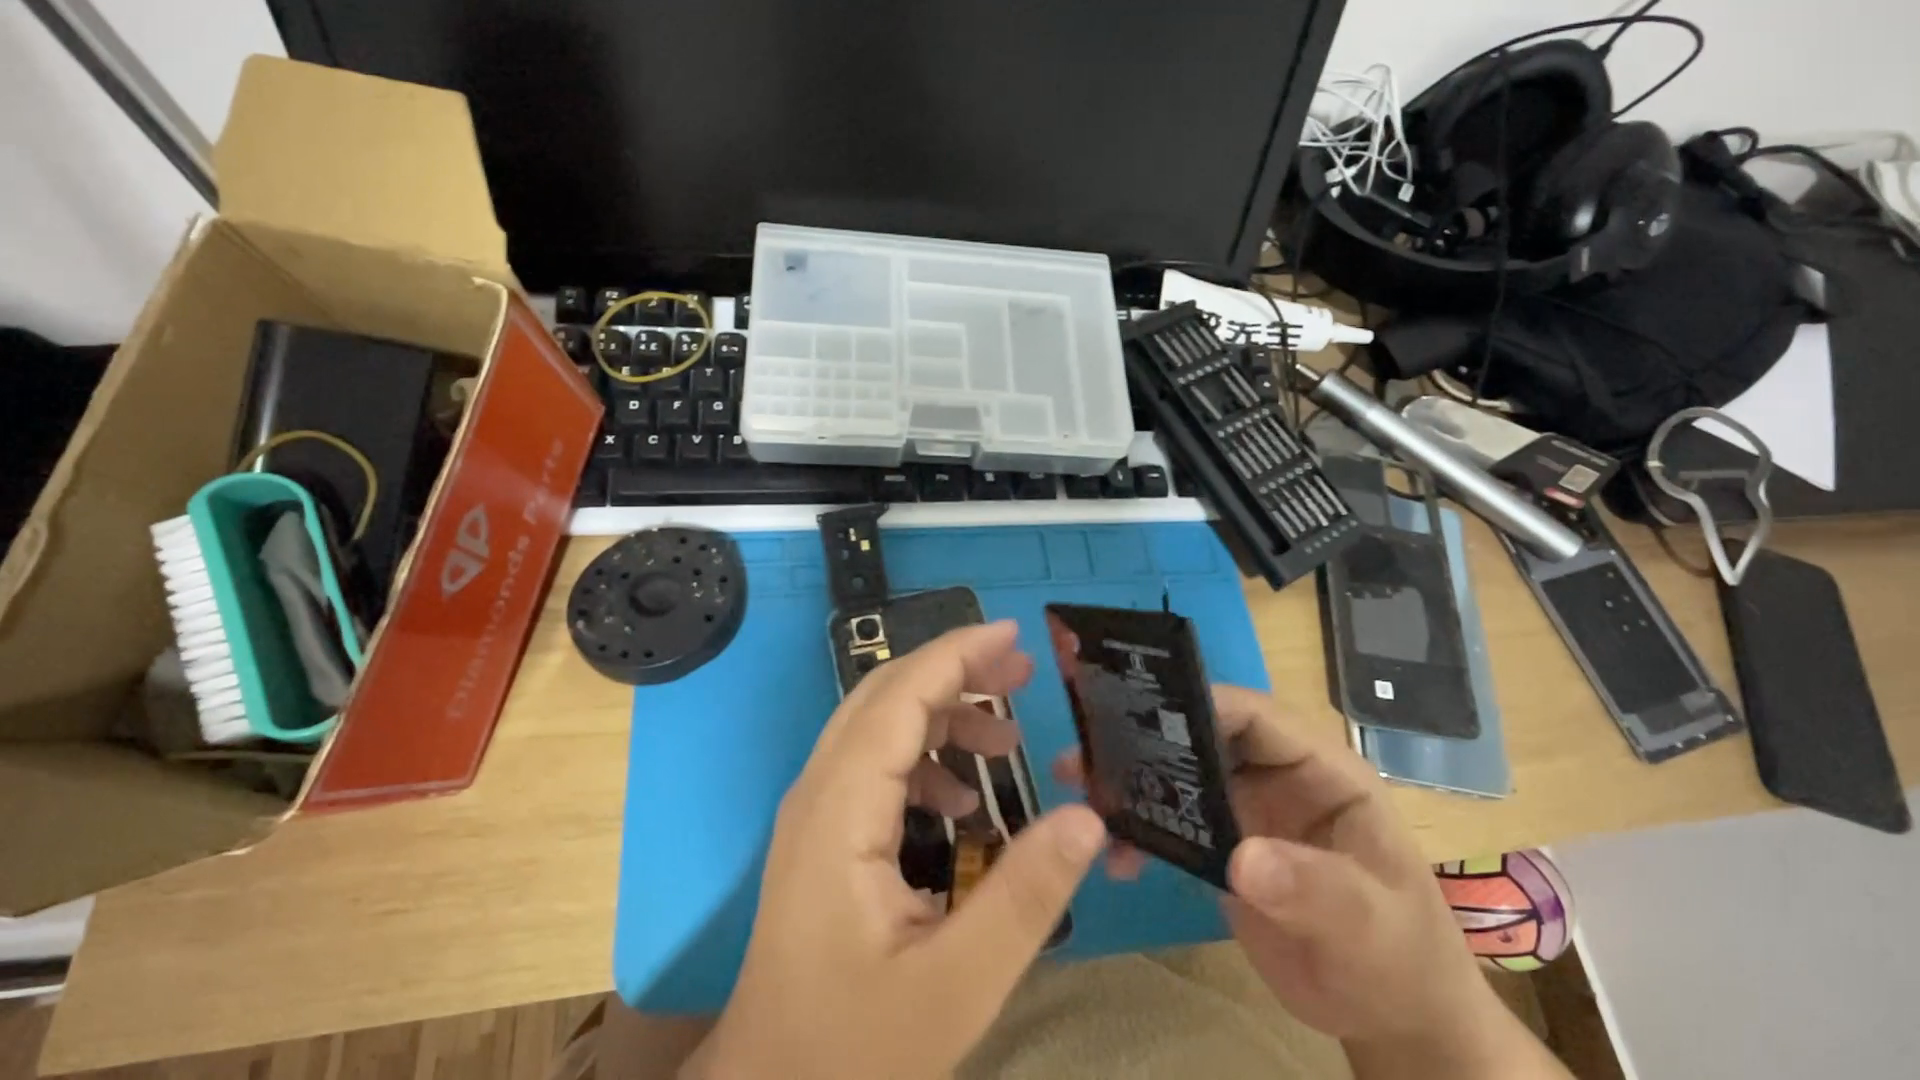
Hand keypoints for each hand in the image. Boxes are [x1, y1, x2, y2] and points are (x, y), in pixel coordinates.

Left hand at [691, 621, 1107, 1079]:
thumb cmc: (858, 1044)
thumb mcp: (959, 981)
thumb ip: (1025, 895)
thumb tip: (1088, 816)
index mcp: (840, 814)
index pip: (896, 702)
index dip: (954, 656)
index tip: (1014, 637)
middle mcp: (816, 797)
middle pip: (880, 701)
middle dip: (953, 673)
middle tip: (1023, 673)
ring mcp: (813, 819)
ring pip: (876, 733)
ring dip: (941, 717)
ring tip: (1009, 737)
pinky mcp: (821, 843)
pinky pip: (873, 774)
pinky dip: (924, 764)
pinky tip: (965, 802)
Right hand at [1051, 686, 1498, 1042]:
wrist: (1388, 1014)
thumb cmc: (1397, 957)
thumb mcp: (1367, 924)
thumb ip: (1314, 888)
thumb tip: (1242, 858)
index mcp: (1321, 771)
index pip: (1256, 718)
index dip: (1201, 704)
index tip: (1137, 708)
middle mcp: (1278, 779)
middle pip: (1204, 738)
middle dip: (1144, 737)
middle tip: (1083, 750)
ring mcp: (1247, 813)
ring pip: (1180, 777)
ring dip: (1132, 782)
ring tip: (1077, 790)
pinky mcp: (1223, 850)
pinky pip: (1173, 825)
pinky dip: (1140, 833)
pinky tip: (1114, 858)